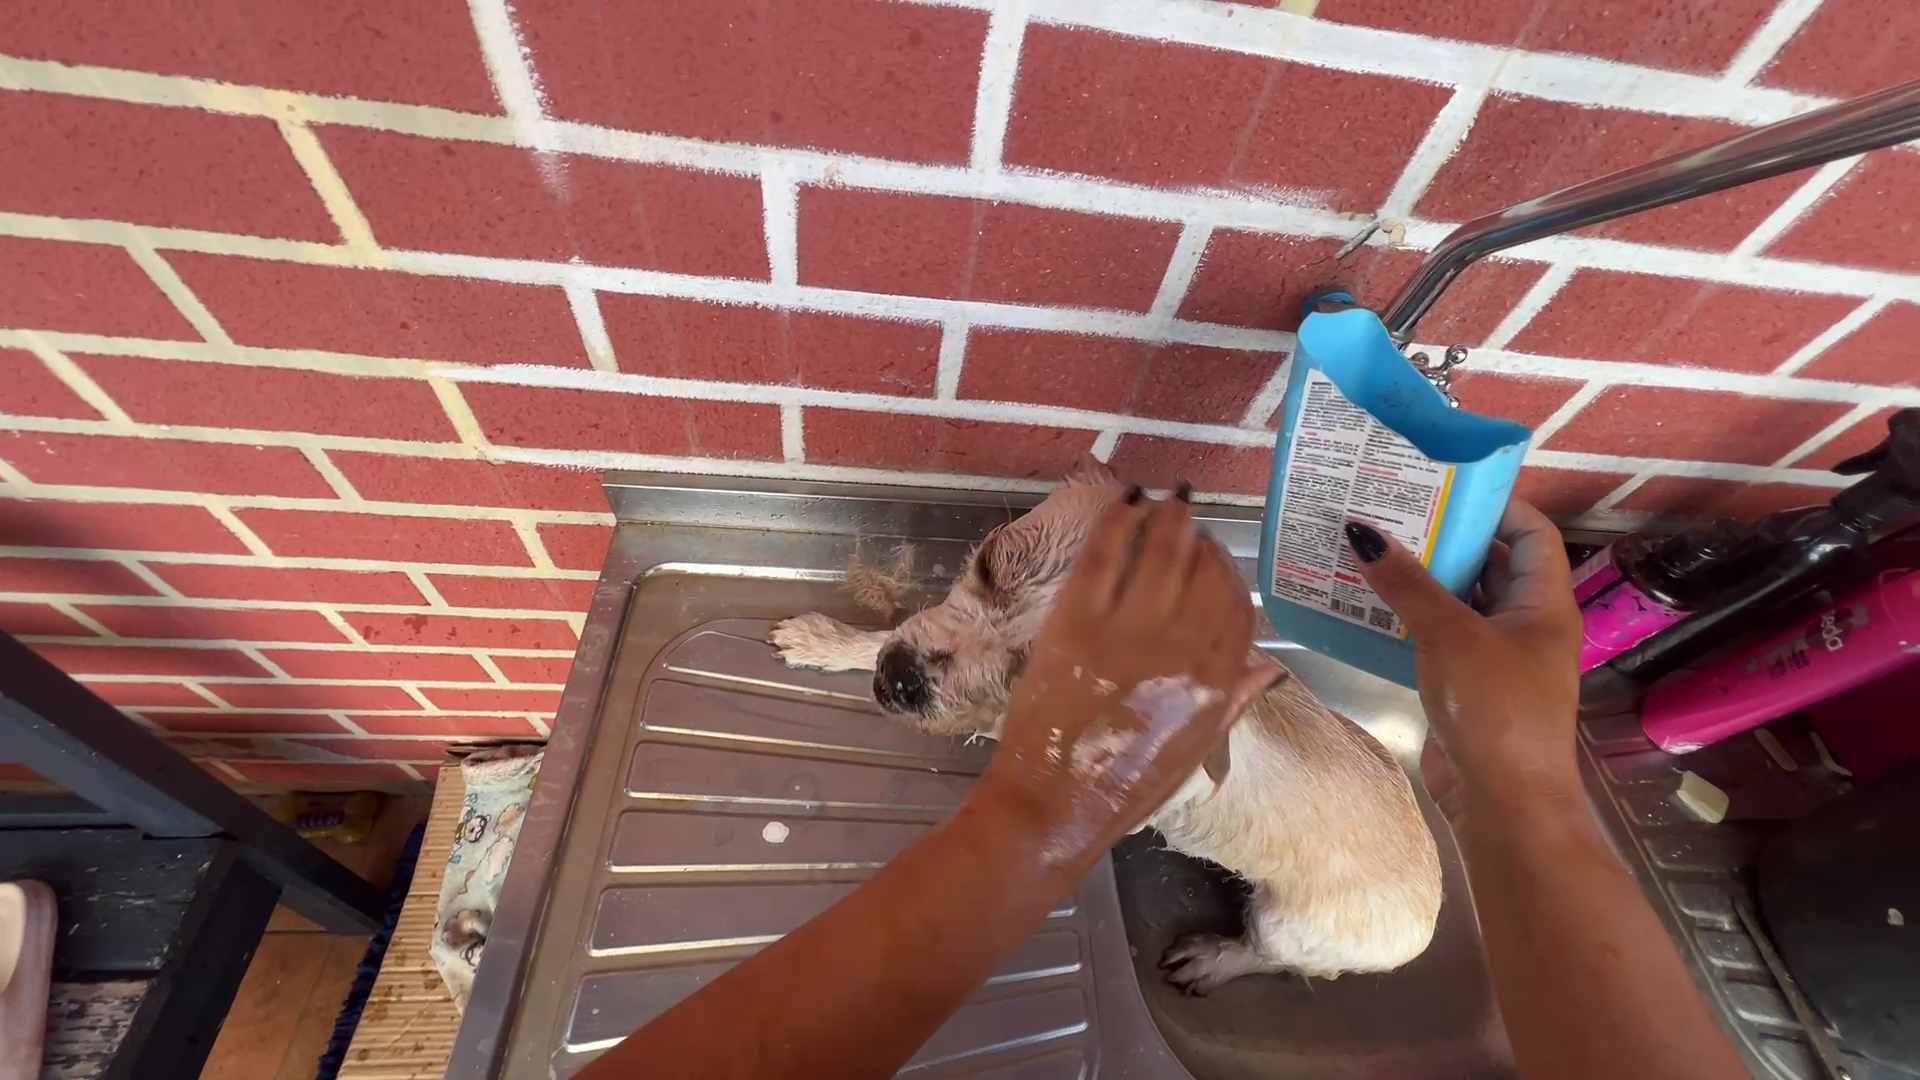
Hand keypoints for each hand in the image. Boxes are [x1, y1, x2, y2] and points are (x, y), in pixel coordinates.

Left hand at [973, 492, 1281, 872]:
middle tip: (1185, 514)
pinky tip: (1125, 499)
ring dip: (1165, 517)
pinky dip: (1117, 521)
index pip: (1236, 604)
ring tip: (1163, 500)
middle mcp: (1179, 647)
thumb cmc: (1125, 786)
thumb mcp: (1194, 751)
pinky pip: (1104, 555)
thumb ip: (1233, 701)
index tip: (1213, 553)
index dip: (1226, 570)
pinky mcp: (1075, 620)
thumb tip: (1271, 667)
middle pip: (1201, 568)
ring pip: (1159, 552)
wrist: (1053, 803)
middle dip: (1196, 534)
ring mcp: (1126, 630)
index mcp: (1213, 682)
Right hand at [1345, 499, 1582, 822]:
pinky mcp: (1461, 679)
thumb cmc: (1492, 706)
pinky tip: (1364, 604)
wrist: (1500, 797)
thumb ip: (1406, 584)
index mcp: (1542, 604)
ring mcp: (1491, 653)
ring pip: (1454, 599)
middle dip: (1442, 538)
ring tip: (1368, 549)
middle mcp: (1521, 622)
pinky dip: (1404, 615)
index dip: (1496, 504)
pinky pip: (1433, 632)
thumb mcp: (1449, 635)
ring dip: (1416, 577)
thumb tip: (1362, 533)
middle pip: (1487, 563)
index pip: (1531, 534)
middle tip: (1390, 513)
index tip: (1443, 485)